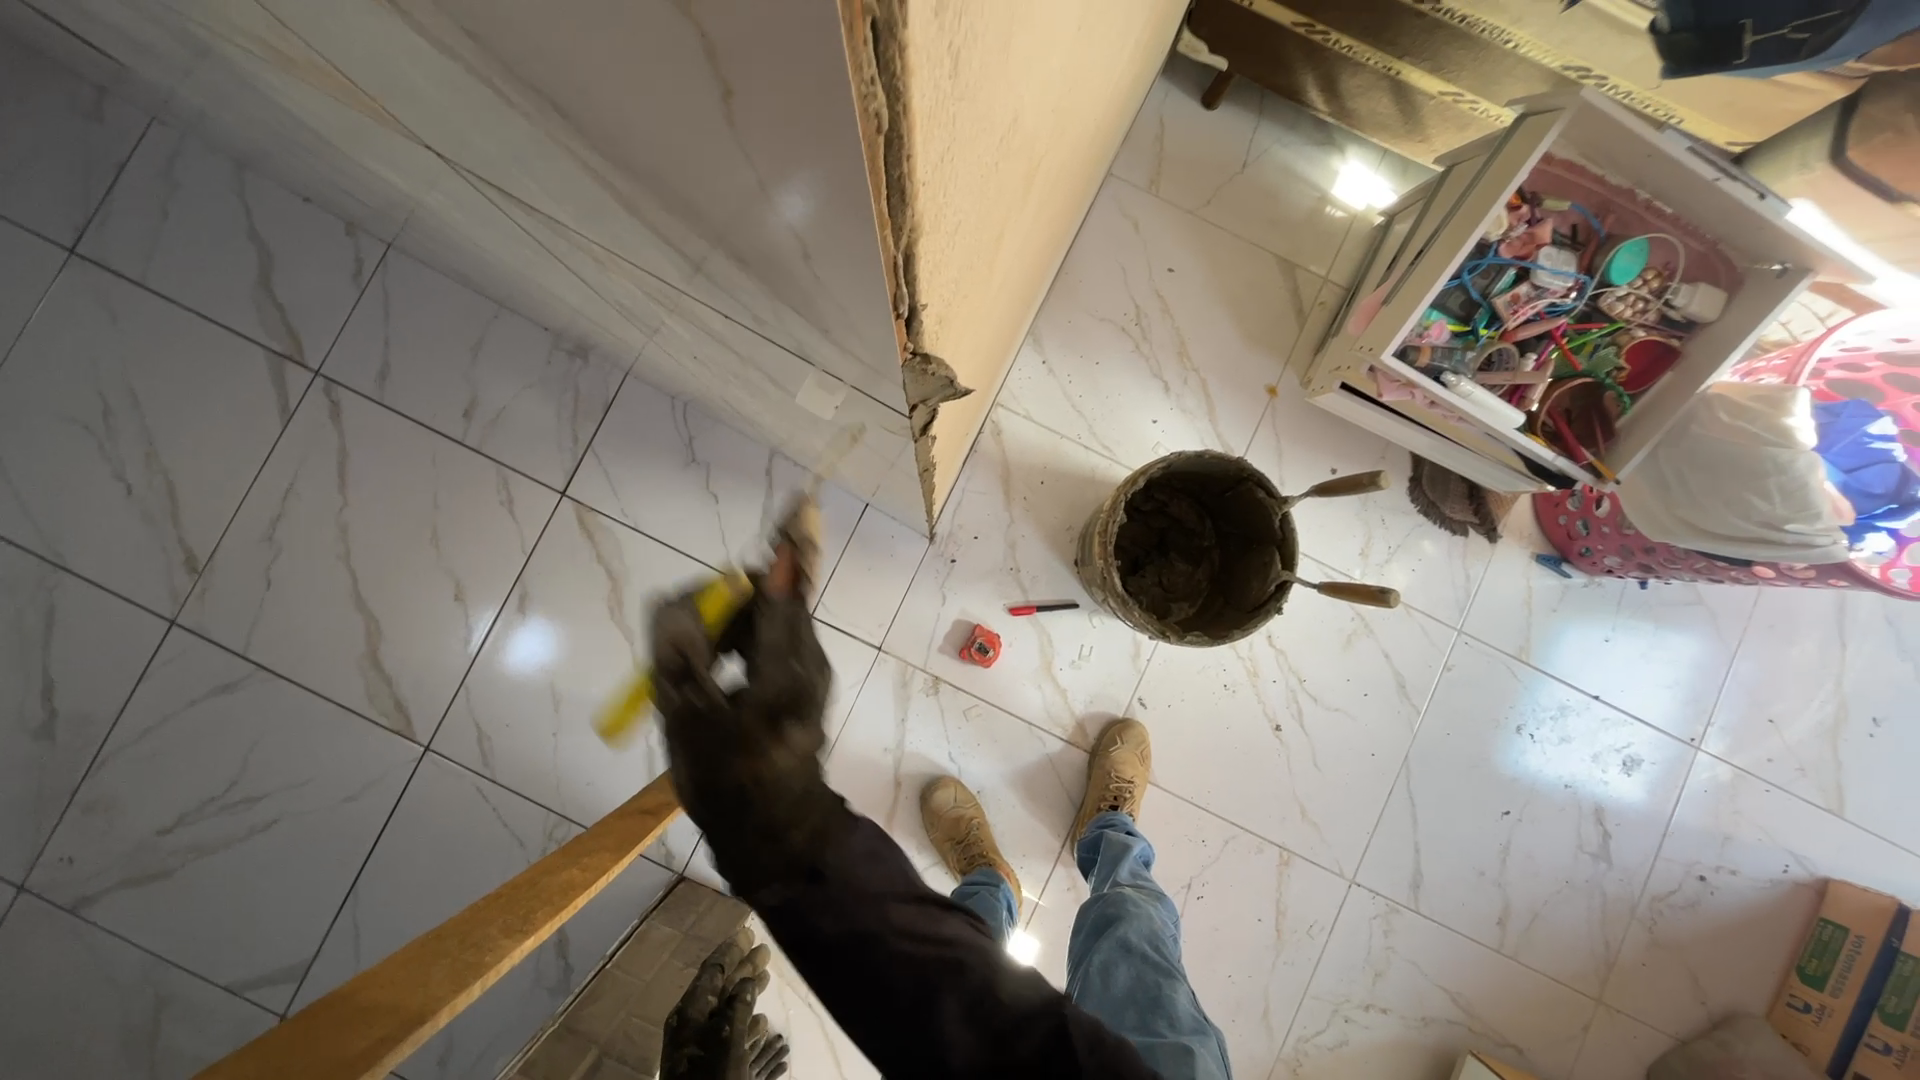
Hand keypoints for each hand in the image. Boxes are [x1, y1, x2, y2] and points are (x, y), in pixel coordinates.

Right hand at [650, 503, 842, 894]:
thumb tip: (685, 597)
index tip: (796, 505)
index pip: (784, 591)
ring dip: (733, 625)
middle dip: (729, 601)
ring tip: (700, 668)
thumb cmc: (725, 782)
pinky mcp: (808, 686)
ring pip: (772, 622)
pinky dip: (744, 644)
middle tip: (691, 639)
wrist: (772, 834)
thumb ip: (682, 650)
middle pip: (775, 601)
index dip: (785, 547)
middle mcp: (810, 663)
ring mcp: (813, 675)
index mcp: (787, 670)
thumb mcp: (686, 718)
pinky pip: (775, 643)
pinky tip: (719, 675)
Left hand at [661, 937, 789, 1079]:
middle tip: (765, 951)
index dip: (731, 950)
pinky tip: (763, 1020)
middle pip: (720, 987)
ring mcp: (700, 1046)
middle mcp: (692, 1025)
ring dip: (747, 991)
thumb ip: (738, 1005)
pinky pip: (730, 1033)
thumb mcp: (726, 1039)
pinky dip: (747, 1021)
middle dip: (743, 967)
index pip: (712, 970)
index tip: (749, 932)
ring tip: (768, 976)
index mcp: (689, 1013)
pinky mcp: (710, 1065)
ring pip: (727, 1009)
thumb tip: (748, 979)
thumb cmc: (711, 1078)